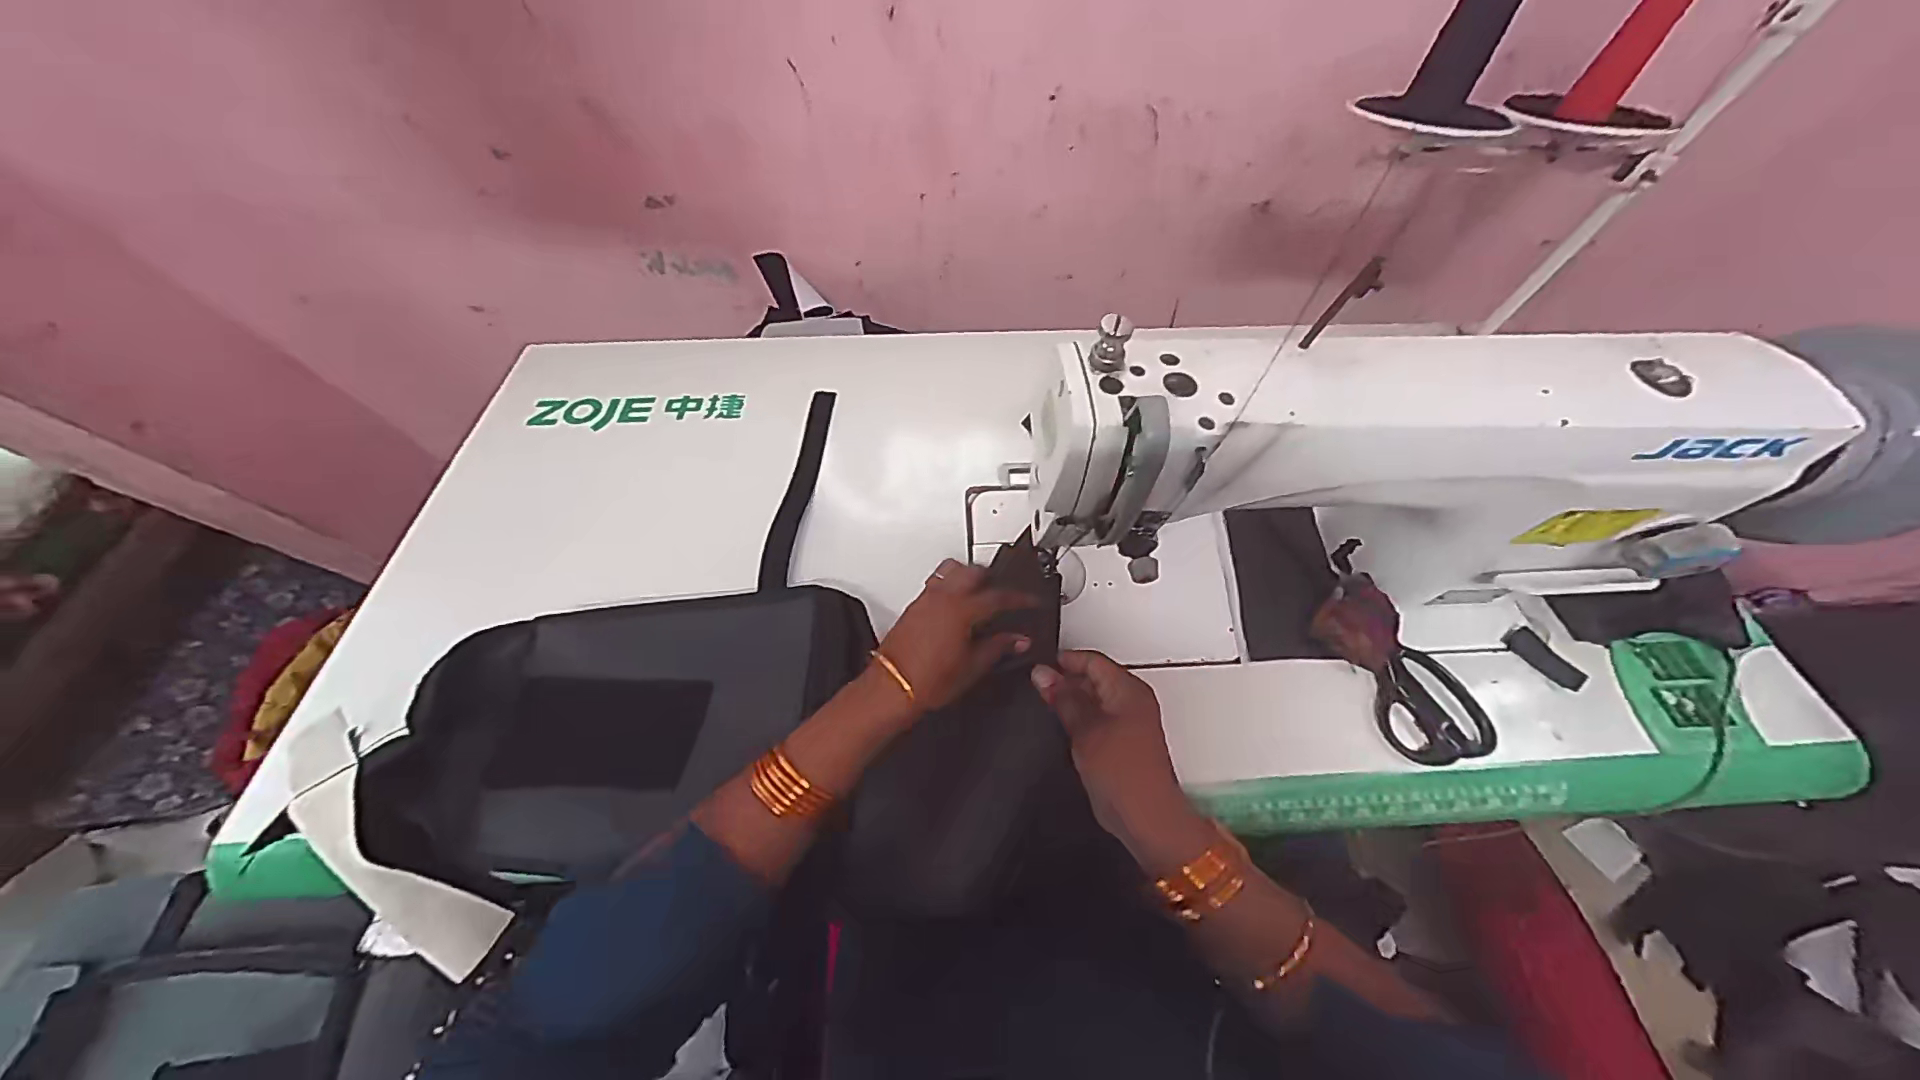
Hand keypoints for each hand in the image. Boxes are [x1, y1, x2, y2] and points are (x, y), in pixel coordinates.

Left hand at [875, 559, 1034, 714]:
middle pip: (974, 571)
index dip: (1020, 598)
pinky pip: (935, 583)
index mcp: (962, 610)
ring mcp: (925, 599)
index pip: (999, 596)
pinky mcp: (913, 606)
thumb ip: (998, 647)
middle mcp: (943, 599)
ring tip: (979, 590)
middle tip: (1005, 593)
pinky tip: (954, 602)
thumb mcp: (973, 666)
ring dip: (968, 574)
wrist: (892, 688)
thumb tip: (1016, 640)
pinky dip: (949, 584)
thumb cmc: (926, 681)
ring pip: (951, 570)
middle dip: (993, 578)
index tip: (1030, 601)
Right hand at [1029, 651, 1184, 820]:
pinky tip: (1063, 727)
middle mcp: (1132, 700)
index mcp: (1128, 689)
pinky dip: (1080, 718)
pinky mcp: (1123, 741)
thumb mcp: (1084, 729)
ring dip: (1072, 700)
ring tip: (1047, 705)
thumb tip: (1043, 674)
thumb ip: (1062, 698)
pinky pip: (1099, 717)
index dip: (1065, 661)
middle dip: (1067, 680)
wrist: (1145, 816)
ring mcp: (1129, 721)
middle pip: (1095, 677)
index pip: (1093, 661)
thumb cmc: (1123, 774)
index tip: (1039, 667)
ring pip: (1096, 697)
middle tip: (1038, 687)